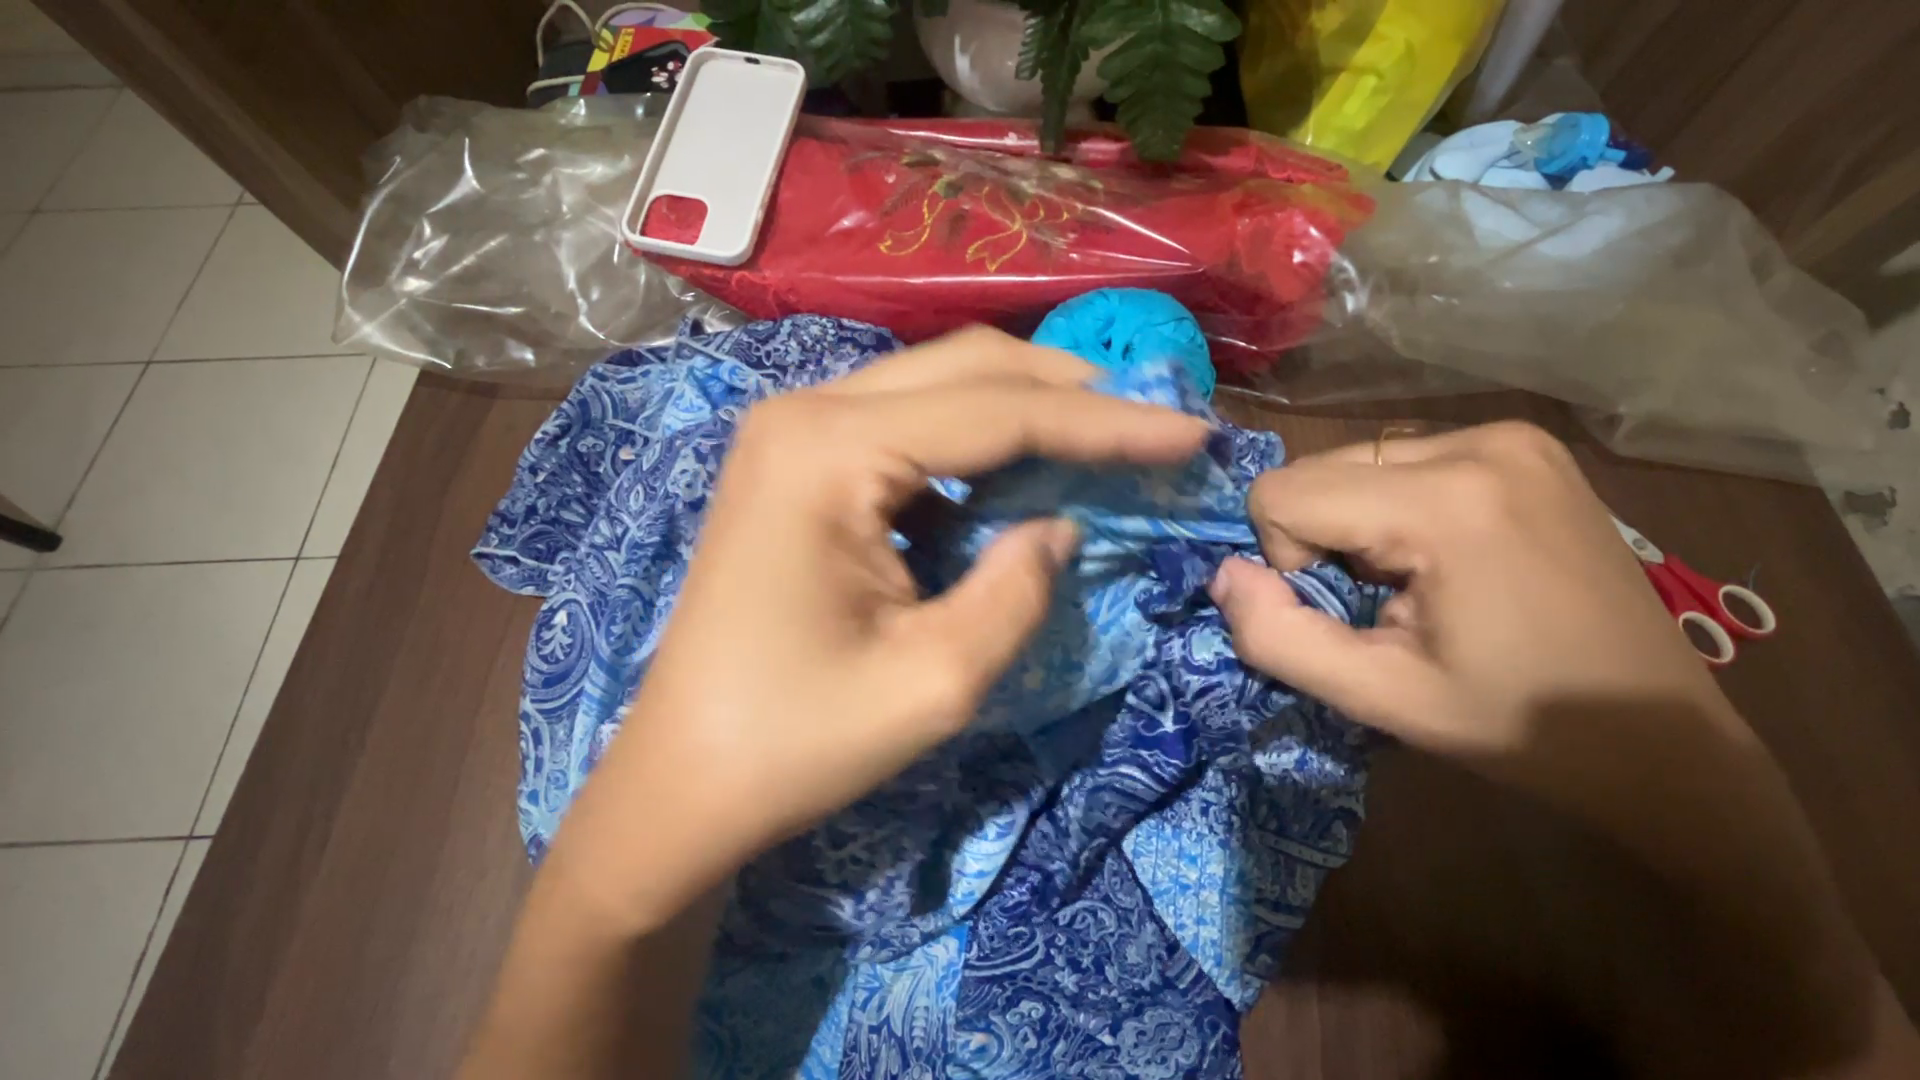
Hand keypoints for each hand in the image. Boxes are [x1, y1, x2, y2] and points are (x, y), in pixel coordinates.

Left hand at [548, 328, 1208, 928]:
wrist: (682, 781)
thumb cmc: (798, 742)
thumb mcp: (937, 680)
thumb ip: (1018, 588)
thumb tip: (1059, 525)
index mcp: (829, 450)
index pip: (997, 412)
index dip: (1105, 424)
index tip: (1191, 434)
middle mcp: (804, 412)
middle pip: (966, 369)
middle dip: (1068, 394)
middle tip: (1154, 425)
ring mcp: (790, 431)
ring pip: (935, 387)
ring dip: (1023, 411)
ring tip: (1105, 444)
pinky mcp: (792, 463)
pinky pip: (903, 426)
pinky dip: (973, 443)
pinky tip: (1019, 475)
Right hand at [1207, 421, 1741, 781]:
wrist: (1661, 740)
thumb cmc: (1514, 726)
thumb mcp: (1376, 698)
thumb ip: (1275, 637)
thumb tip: (1222, 574)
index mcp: (1445, 500)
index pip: (1280, 492)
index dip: (1285, 561)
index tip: (1348, 613)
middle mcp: (1479, 440)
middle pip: (1318, 470)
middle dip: (1321, 539)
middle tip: (1383, 604)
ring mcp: (1513, 435)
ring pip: (1356, 462)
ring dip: (1357, 523)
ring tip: (1418, 584)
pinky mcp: (1529, 445)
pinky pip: (1406, 461)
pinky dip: (1396, 507)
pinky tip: (1447, 558)